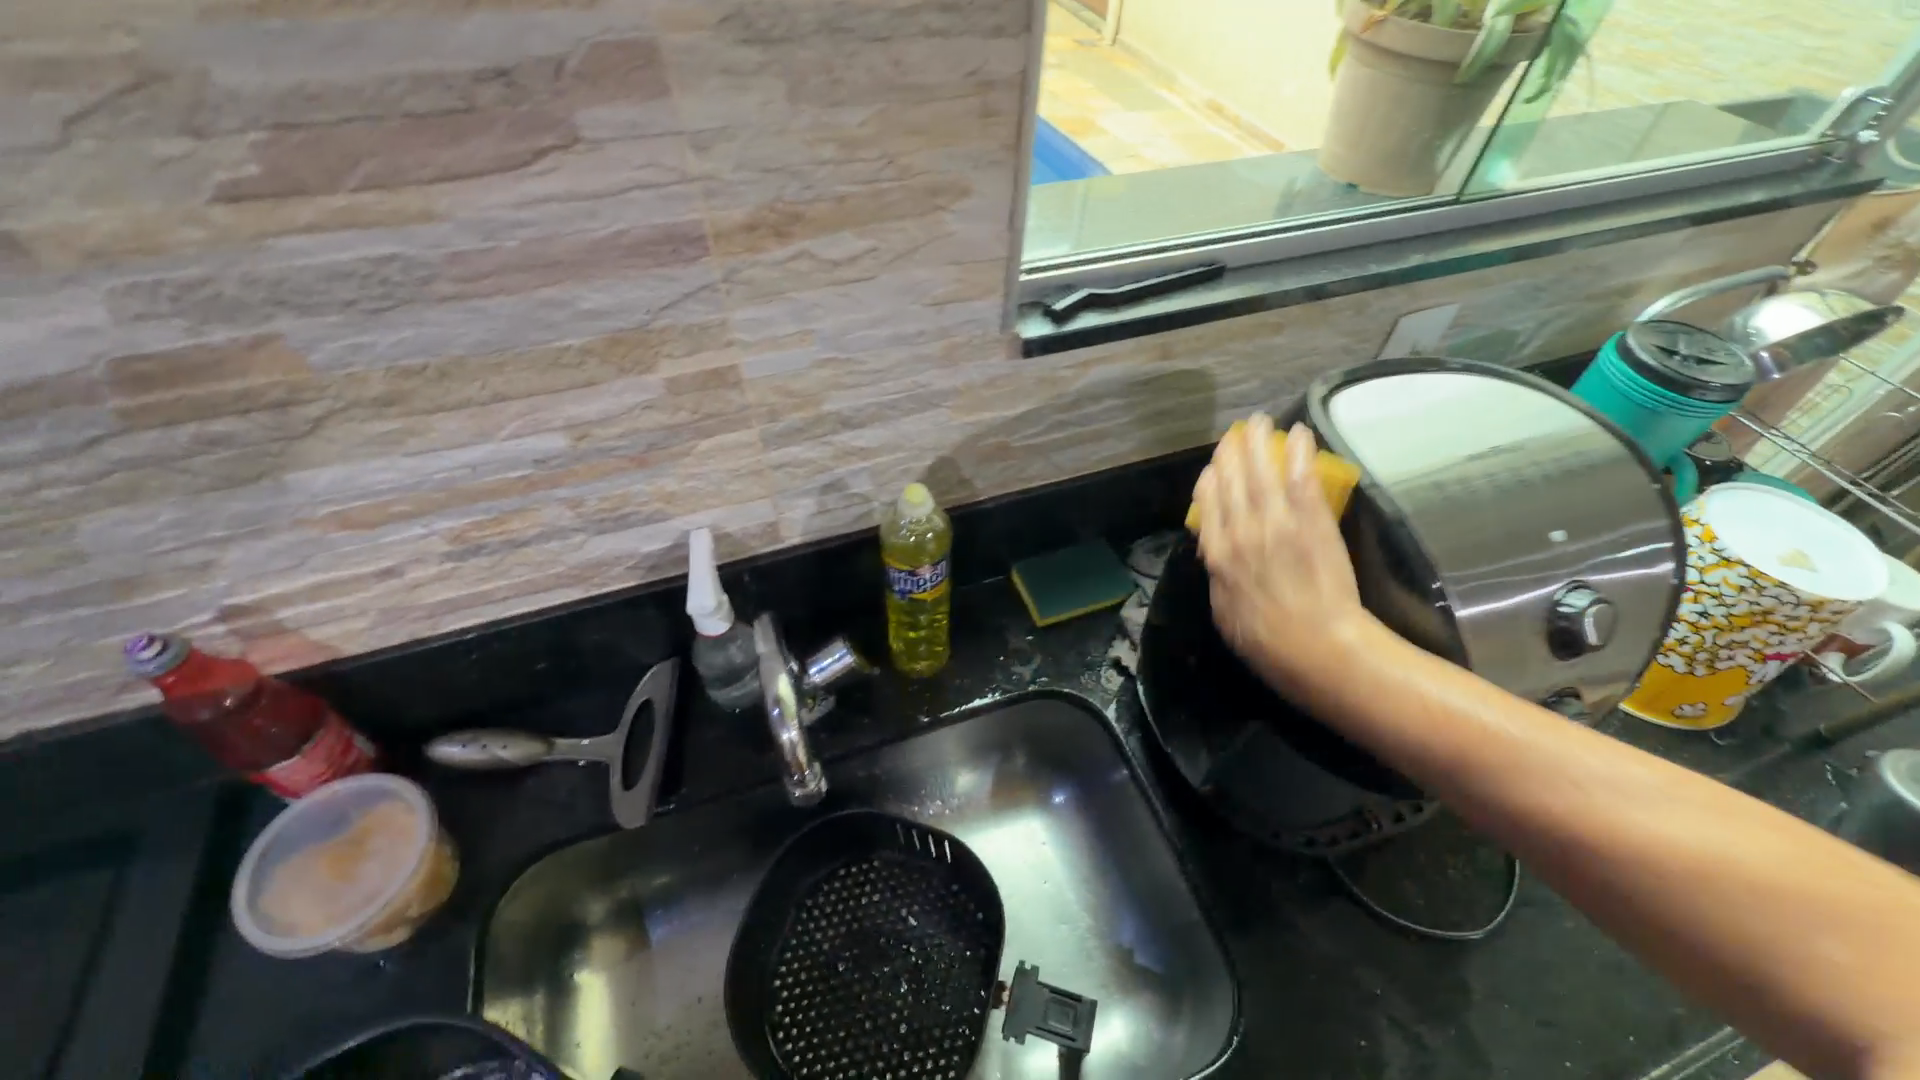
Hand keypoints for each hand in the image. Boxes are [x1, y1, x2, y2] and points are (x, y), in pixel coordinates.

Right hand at [1193, 414, 1382, 695]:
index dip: (1209, 483)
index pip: (1207, 505)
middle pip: (1231, 481)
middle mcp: (1241, 530)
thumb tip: (1217, 556)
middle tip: (1236, 433)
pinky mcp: (1312, 521)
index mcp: (1217, 555)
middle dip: (1232, 452)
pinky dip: (1299, 453)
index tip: (1212, 471)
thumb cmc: (1267, 642)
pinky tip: (1299, 434)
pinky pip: (1301, 478)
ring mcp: (1277, 522)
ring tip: (1261, 422)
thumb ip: (1219, 578)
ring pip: (1262, 472)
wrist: (1317, 647)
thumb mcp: (1224, 614)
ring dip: (1260, 443)